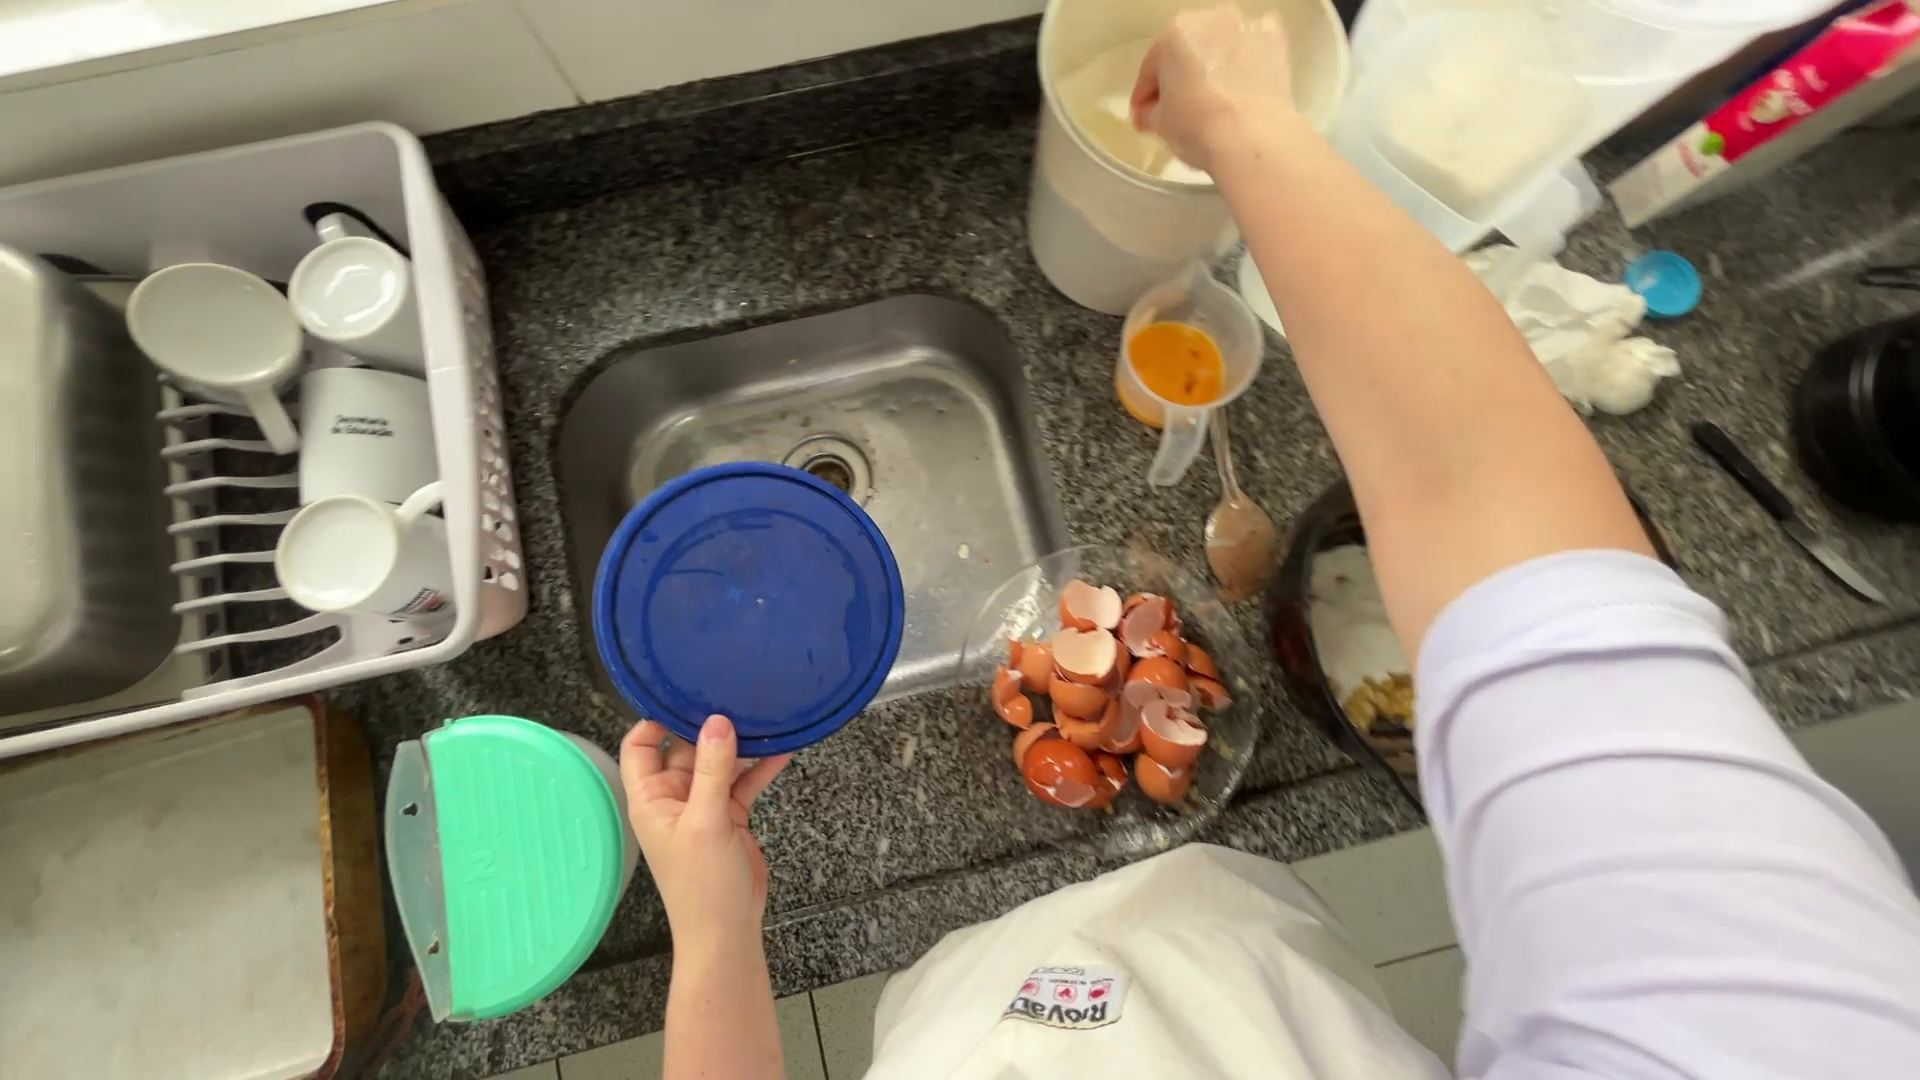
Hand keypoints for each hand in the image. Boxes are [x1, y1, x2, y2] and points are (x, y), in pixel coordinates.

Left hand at [620, 715, 793, 945]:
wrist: (728, 930)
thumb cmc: (703, 883)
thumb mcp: (707, 821)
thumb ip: (713, 770)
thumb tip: (718, 721)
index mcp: (652, 797)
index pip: (641, 746)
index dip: (656, 720)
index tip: (684, 694)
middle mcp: (675, 796)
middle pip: (687, 747)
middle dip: (709, 725)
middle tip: (736, 693)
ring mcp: (705, 804)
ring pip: (720, 761)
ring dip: (740, 743)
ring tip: (764, 714)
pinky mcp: (731, 814)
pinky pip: (745, 780)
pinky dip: (762, 765)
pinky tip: (784, 746)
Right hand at [1130, 2, 1296, 174]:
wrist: (1251, 137)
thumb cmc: (1196, 127)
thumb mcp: (1160, 125)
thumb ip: (1150, 112)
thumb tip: (1149, 113)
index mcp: (1174, 33)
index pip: (1150, 68)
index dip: (1144, 97)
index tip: (1143, 118)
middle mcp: (1210, 17)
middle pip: (1187, 52)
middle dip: (1180, 77)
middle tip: (1177, 110)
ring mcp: (1246, 25)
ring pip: (1220, 47)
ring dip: (1213, 66)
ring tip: (1212, 101)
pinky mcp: (1276, 39)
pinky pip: (1252, 50)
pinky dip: (1245, 64)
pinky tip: (1241, 89)